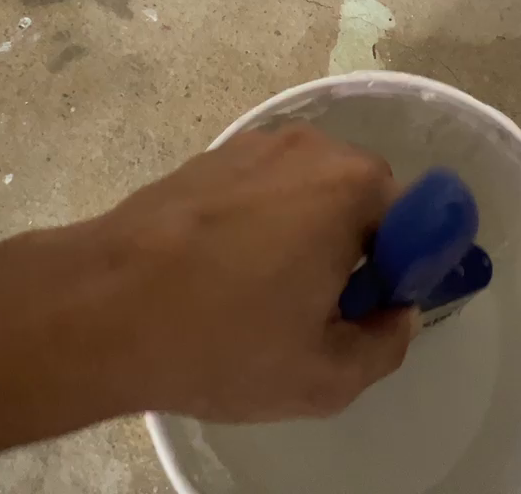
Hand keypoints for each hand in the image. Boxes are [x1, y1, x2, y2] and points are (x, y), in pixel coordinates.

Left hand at [88, 122, 414, 421]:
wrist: (101, 306)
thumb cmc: (223, 339)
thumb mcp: (323, 376)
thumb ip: (386, 345)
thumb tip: (396, 313)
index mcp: (353, 188)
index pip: (419, 215)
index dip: (407, 264)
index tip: (374, 303)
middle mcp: (314, 148)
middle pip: (365, 196)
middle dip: (359, 245)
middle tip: (321, 302)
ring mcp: (259, 143)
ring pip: (314, 187)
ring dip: (311, 227)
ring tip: (265, 284)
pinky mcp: (216, 152)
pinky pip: (268, 182)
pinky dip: (267, 215)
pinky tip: (227, 262)